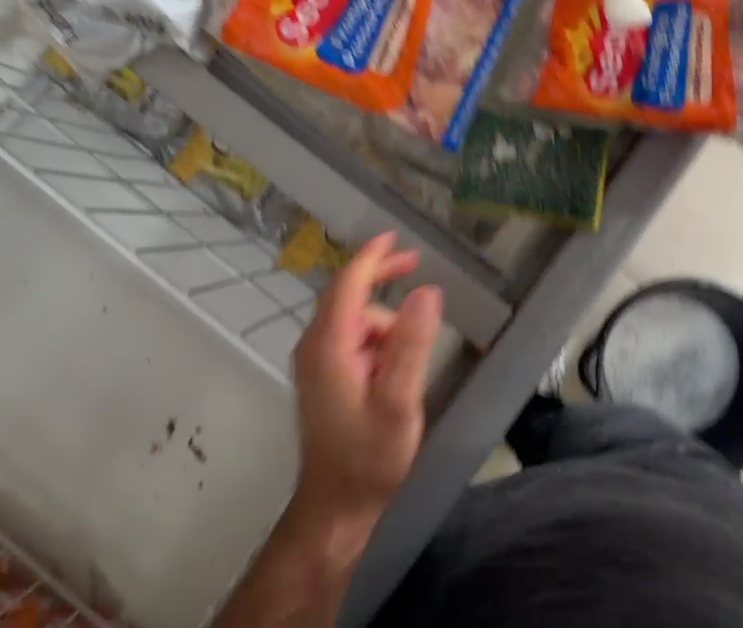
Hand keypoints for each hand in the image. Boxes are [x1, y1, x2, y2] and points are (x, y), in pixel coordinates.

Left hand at [291, 232, 443, 535]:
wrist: (337, 505)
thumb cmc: (370, 456)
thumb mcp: (399, 400)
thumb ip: (412, 343)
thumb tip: (427, 290)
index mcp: (329, 346)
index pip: (348, 284)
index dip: (372, 256)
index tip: (396, 237)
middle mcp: (315, 346)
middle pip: (348, 296)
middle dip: (382, 279)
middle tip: (417, 266)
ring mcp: (316, 363)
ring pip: (356, 321)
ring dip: (386, 328)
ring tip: (407, 371)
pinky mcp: (323, 377)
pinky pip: (352, 341)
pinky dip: (376, 343)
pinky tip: (394, 375)